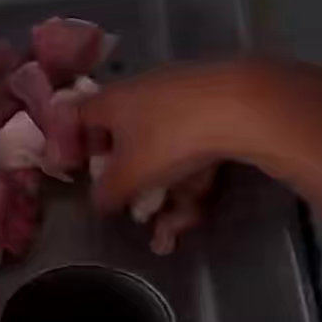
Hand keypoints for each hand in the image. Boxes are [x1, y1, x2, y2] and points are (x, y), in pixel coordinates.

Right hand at [82, 59, 321, 215]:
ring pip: (163, 152)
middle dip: (132, 184)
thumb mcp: (127, 177)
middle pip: (125, 141)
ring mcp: (181, 97)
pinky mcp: (215, 105)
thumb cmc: (171, 139)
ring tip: (173, 229)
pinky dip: (191, 179)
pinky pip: (192, 147)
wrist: (247, 107)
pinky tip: (197, 209)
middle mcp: (142, 92)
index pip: (78, 117)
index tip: (80, 171)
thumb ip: (105, 194)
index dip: (73, 144)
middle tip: (136, 210)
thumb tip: (100, 202)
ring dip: (165, 194)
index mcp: (112, 101)